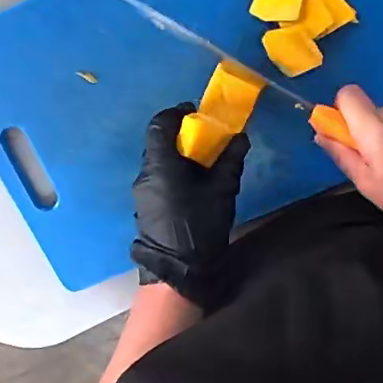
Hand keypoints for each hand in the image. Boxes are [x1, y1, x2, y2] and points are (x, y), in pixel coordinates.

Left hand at [130, 103, 249, 300]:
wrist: (176, 270)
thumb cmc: (199, 226)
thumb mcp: (221, 191)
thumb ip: (230, 161)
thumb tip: (240, 138)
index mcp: (160, 164)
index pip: (160, 124)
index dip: (177, 113)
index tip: (196, 112)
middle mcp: (146, 173)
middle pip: (158, 142)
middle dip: (181, 135)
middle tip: (206, 137)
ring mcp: (142, 191)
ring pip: (158, 161)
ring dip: (178, 155)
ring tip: (203, 162)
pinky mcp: (144, 205)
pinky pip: (158, 177)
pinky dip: (173, 171)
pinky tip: (192, 183)